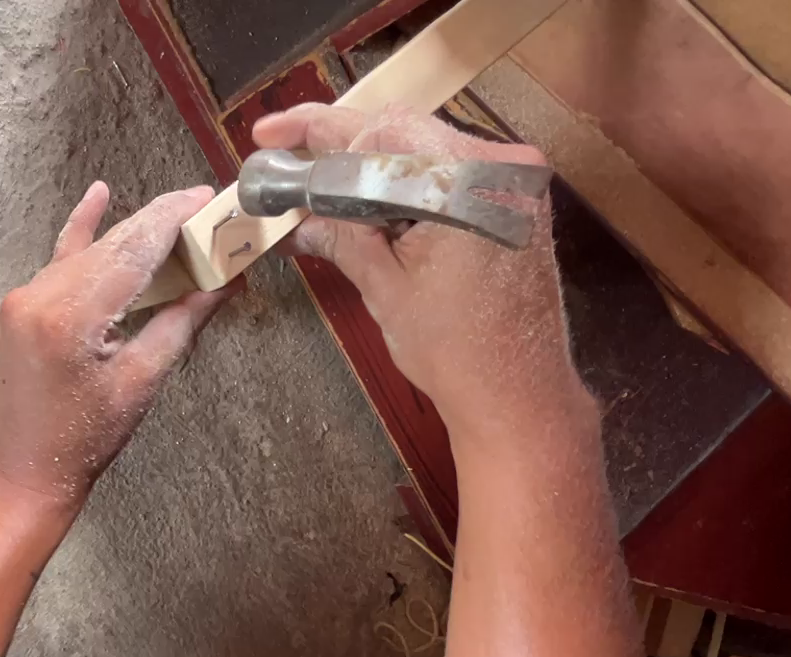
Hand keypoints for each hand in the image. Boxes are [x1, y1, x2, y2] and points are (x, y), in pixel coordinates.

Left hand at [0, 182, 236, 509]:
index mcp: (72, 315)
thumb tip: (225, 280)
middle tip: (208, 209)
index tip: (212, 197)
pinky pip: (60, 261)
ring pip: (90, 251)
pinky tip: (98, 195)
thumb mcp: (141, 382)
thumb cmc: (86, 438)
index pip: (134, 248)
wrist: (27, 469)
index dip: (175, 217)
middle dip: (162, 223)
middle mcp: (41, 294)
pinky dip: (84, 233)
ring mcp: (25, 296)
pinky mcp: (21, 305)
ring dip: (134, 235)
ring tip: (180, 219)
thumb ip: (181, 322)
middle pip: (114, 243)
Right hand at [252, 103, 591, 448]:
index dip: (322, 133)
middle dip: (339, 146)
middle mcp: (499, 164)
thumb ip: (343, 239)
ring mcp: (511, 182)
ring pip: (420, 154)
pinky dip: (399, 188)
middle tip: (284, 144)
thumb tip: (298, 219)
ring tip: (315, 187)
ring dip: (366, 169)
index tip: (276, 139)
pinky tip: (361, 206)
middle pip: (402, 135)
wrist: (514, 388)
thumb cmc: (452, 349)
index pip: (382, 132)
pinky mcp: (511, 203)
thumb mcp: (385, 290)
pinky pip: (443, 177)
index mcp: (467, 181)